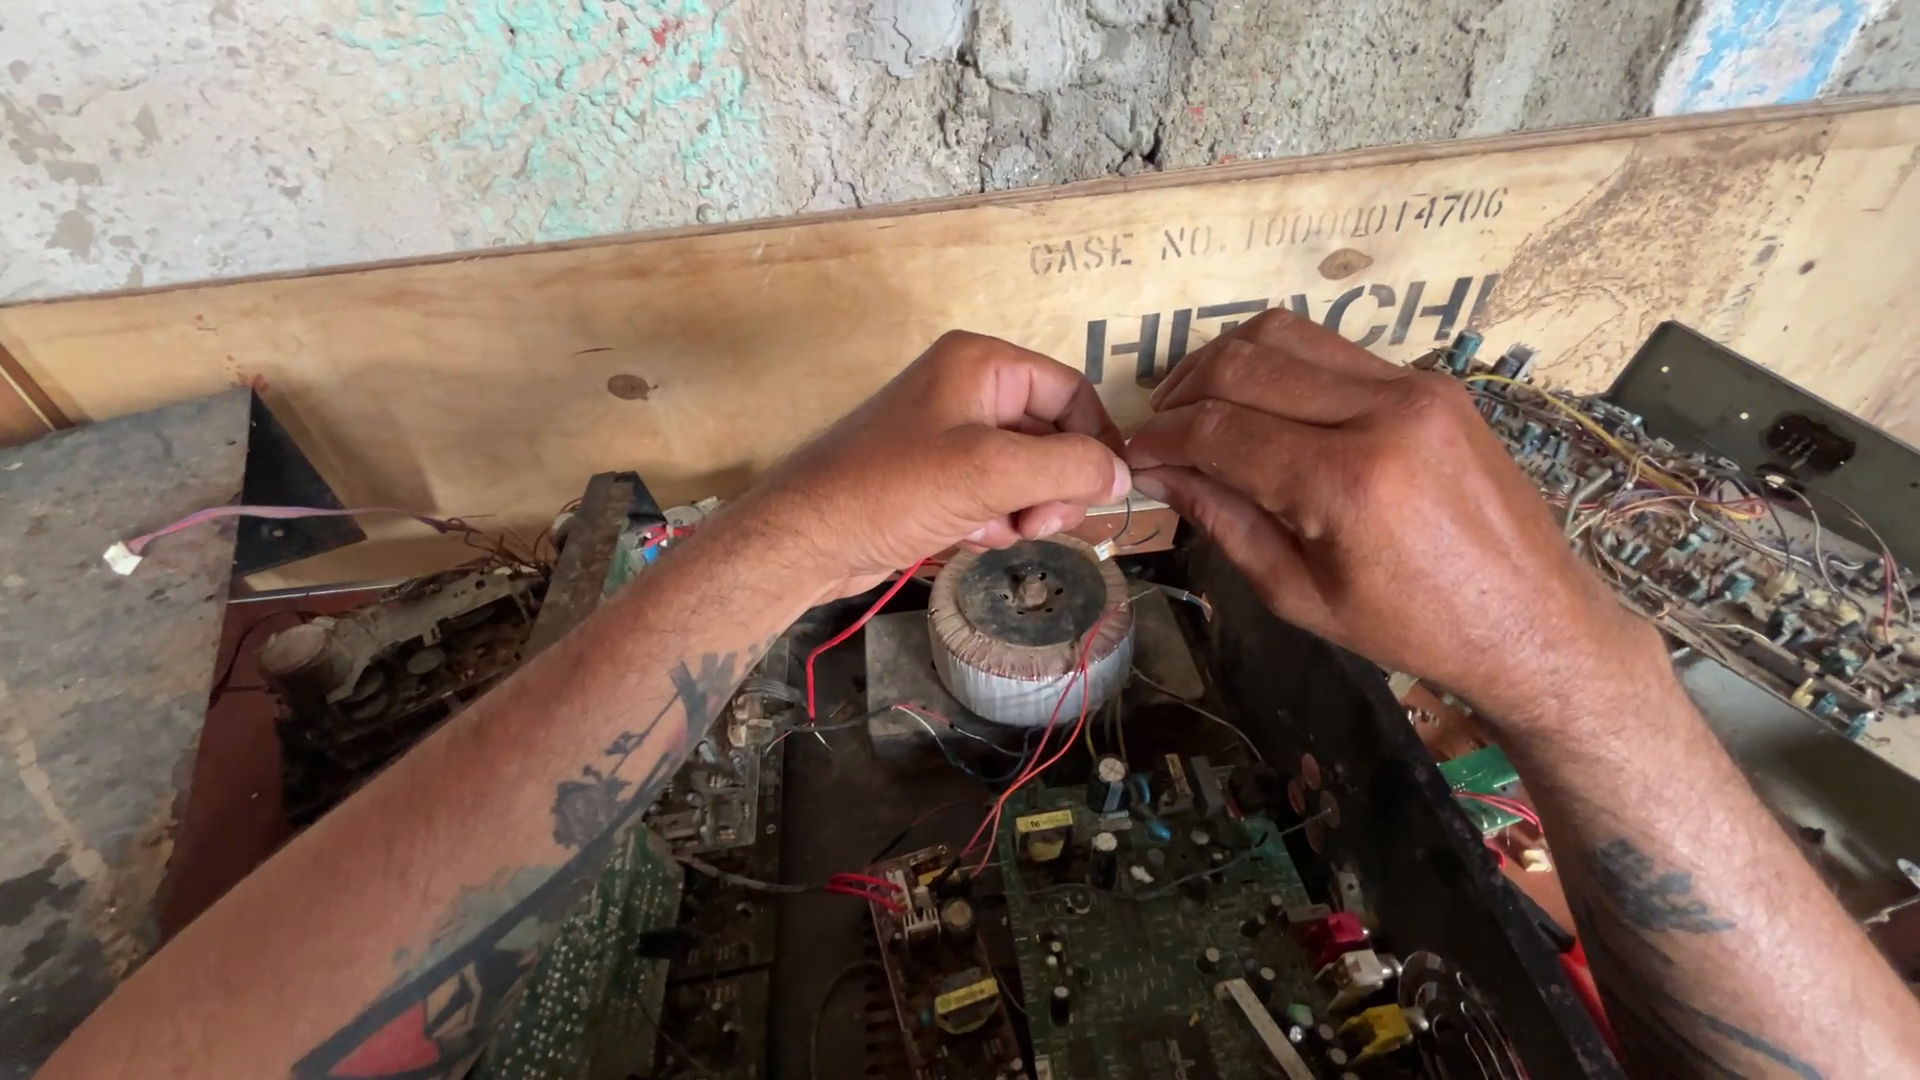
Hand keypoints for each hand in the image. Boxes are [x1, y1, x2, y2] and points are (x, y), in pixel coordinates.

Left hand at [730, 331, 1131, 601]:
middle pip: (1050, 436)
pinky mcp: (936, 479)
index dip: (1095, 442)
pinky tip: (967, 536)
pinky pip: (993, 496)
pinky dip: (992, 521)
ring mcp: (950, 437)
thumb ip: (1068, 468)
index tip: (1107, 492)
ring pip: (1025, 473)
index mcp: (981, 365)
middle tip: (1040, 523)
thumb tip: (1124, 475)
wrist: (807, 539)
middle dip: (1052, 485)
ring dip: (1023, 509)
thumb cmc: (892, 490)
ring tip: (994, 530)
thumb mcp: (990, 472)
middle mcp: (968, 391)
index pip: (1069, 393)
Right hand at [1123, 311, 1660, 724]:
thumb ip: (1221, 520)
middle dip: (1180, 392)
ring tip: (1194, 403)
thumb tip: (1159, 474)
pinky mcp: (1430, 380)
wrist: (1533, 621)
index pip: (1219, 429)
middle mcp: (1383, 411)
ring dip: (1222, 362)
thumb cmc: (1408, 629)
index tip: (1134, 456)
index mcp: (1348, 481)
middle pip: (1244, 363)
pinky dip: (1273, 363)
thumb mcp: (1295, 593)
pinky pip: (1328, 348)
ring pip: (1284, 334)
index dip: (1161, 439)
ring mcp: (1414, 385)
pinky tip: (1254, 400)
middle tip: (1156, 428)